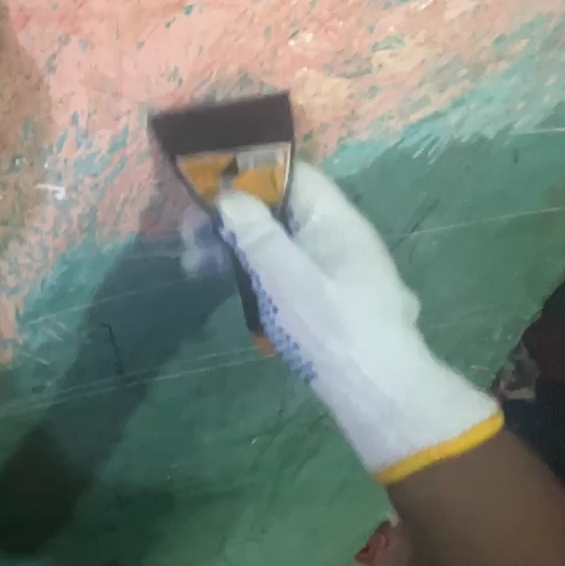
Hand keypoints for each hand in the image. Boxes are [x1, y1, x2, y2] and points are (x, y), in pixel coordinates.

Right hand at [214, 165, 501, 482]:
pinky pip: (279, 269)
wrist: (376, 393)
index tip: (207, 185)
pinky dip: (248, 270)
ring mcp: (329, 269)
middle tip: (188, 233)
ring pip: (273, 241)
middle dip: (229, 216)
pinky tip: (219, 285)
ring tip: (192, 264)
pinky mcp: (321, 297)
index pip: (293, 175)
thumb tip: (228, 193)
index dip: (250, 172)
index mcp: (334, 220)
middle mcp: (334, 237)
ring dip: (231, 246)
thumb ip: (254, 230)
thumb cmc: (329, 324)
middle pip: (276, 209)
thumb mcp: (283, 273)